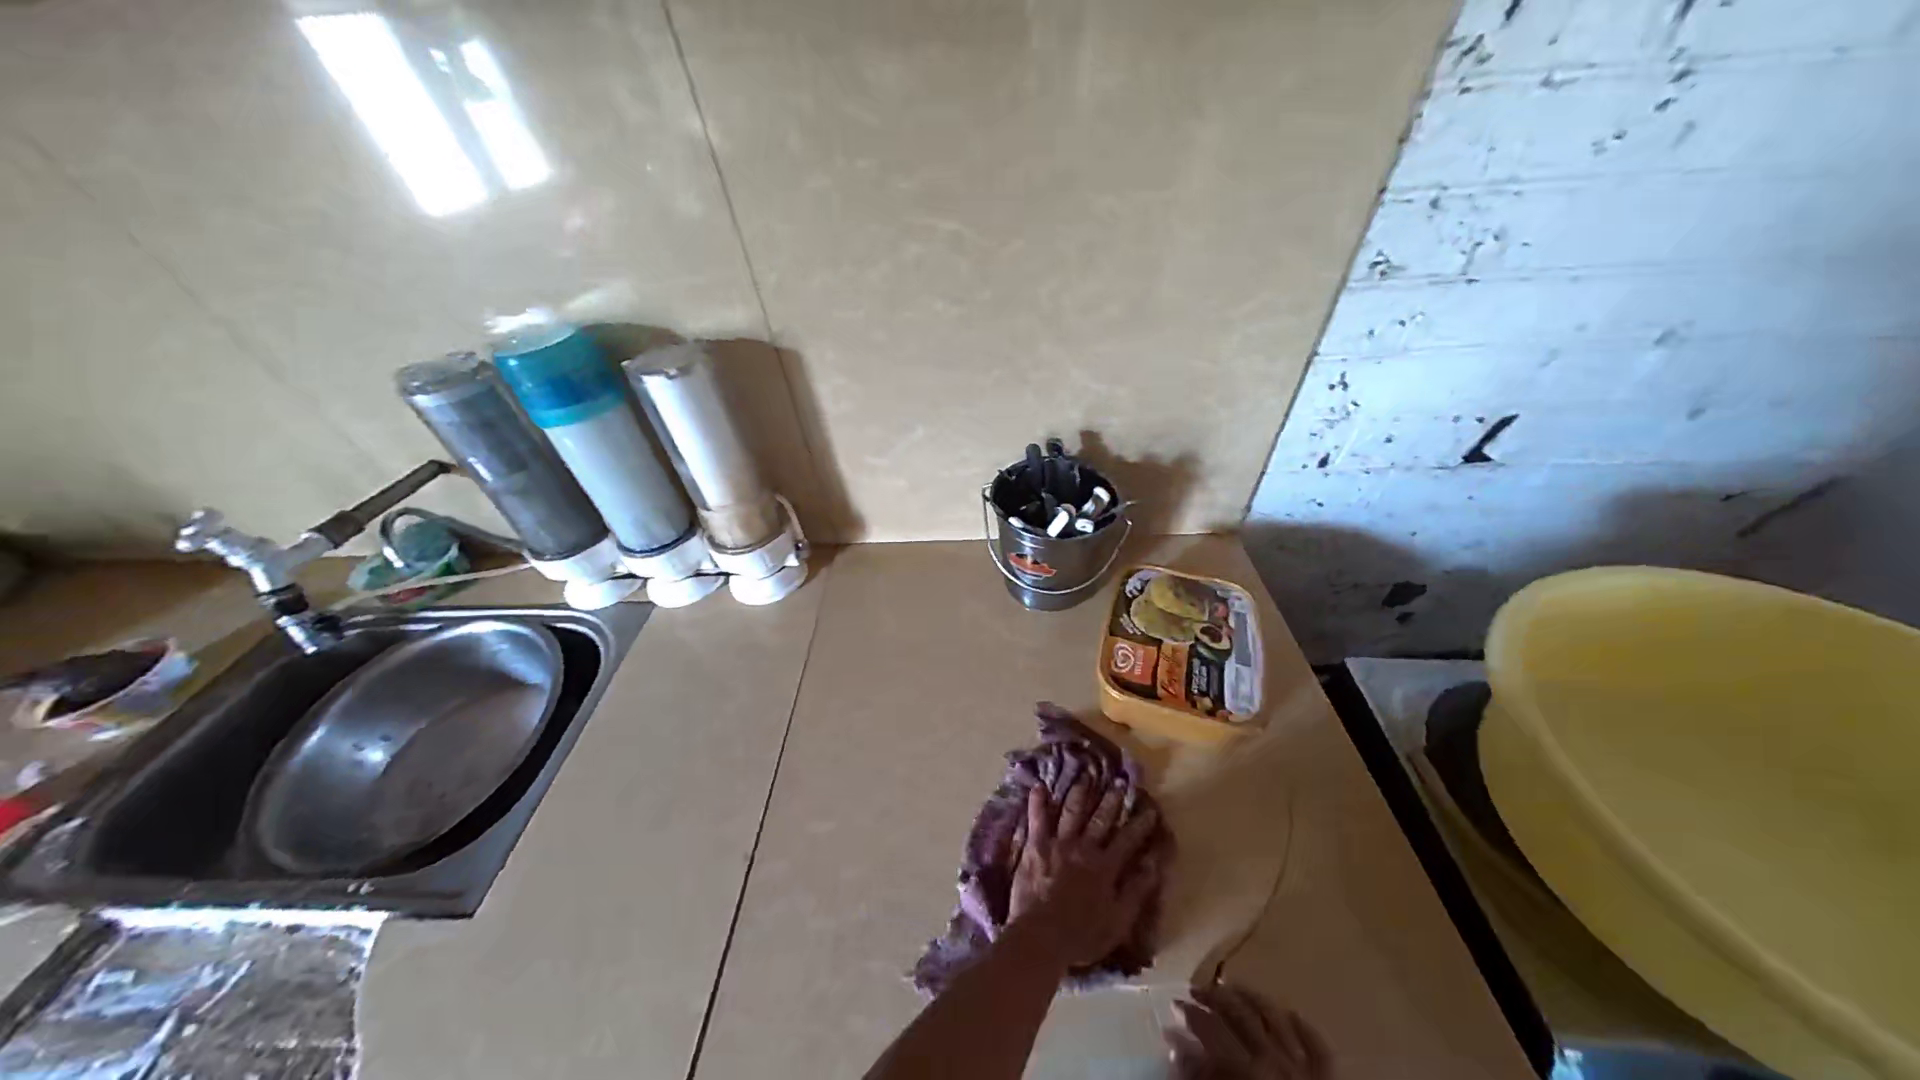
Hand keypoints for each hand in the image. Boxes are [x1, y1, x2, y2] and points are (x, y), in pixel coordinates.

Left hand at [1007, 774, 1160, 968]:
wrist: (1042, 936)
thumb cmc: (1082, 935)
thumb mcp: (1119, 920)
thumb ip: (1137, 890)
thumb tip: (1153, 864)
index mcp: (1105, 866)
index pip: (1128, 840)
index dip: (1140, 825)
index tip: (1149, 810)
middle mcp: (1083, 848)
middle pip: (1100, 819)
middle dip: (1112, 800)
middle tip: (1119, 781)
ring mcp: (1058, 844)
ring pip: (1071, 812)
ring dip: (1080, 793)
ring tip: (1086, 777)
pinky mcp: (1035, 846)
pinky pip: (1037, 819)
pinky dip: (1038, 801)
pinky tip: (1039, 786)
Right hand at [1165, 983, 1330, 1079]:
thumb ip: (1201, 1077)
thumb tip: (1175, 1051)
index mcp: (1246, 1073)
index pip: (1207, 1038)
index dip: (1185, 1028)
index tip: (1167, 1024)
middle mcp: (1273, 1060)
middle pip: (1236, 1016)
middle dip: (1210, 999)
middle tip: (1190, 992)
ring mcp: (1302, 1066)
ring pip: (1272, 1016)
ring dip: (1249, 997)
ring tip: (1230, 986)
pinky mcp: (1327, 1078)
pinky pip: (1316, 1045)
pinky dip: (1304, 1026)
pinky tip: (1290, 1013)